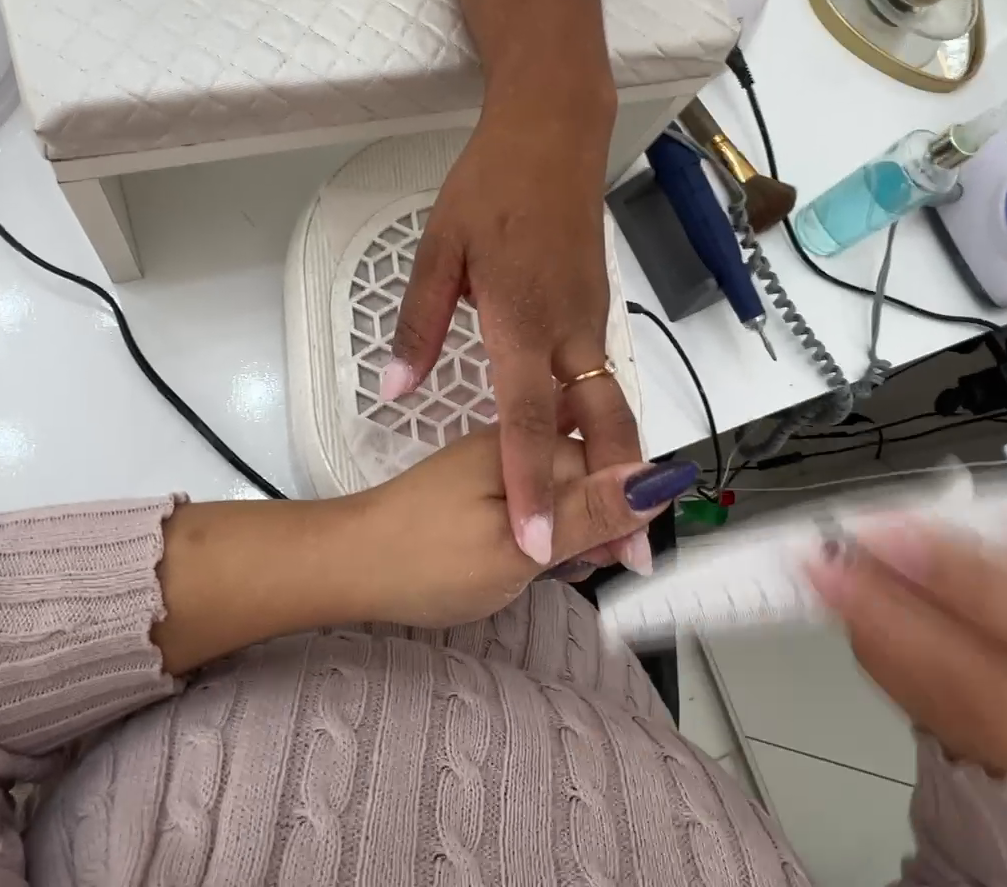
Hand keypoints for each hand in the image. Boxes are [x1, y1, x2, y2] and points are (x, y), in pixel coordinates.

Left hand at [340, 429, 698, 628]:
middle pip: (591, 471)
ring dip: (571, 528)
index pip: (613, 460)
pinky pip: (535, 496)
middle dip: (599, 521)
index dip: (628, 513)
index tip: (623, 563)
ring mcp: (495, 458)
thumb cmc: (426, 561)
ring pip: (564, 487)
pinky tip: (531, 556)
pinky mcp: (481, 481)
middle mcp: (513, 438)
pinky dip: (543, 527)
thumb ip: (590, 511)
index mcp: (525, 439)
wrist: (346, 565)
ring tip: (546, 568)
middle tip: (572, 568)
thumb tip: (660, 478)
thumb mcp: (519, 546)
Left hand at [388, 92, 647, 572]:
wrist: (554, 133)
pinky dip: (615, 426)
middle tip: (633, 559)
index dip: (534, 487)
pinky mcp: (601, 311)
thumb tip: (395, 390)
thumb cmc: (489, 188)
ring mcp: (594, 320)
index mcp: (522, 319)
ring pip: (616, 405)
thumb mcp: (438, 251)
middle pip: (602, 424)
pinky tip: (609, 457)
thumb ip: (420, 327)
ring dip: (627, 467)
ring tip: (632, 526)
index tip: (539, 545)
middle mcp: (570, 331)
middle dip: (620, 495)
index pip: (527, 420)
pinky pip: (610, 380)